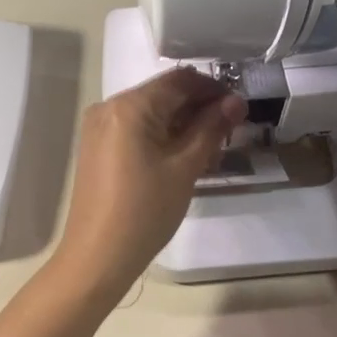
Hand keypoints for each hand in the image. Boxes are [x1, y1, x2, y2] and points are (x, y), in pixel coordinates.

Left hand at [51, 68, 246, 299]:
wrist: (97, 257)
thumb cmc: (145, 211)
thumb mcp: (185, 168)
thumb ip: (211, 129)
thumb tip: (235, 102)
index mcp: (130, 106)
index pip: (181, 80)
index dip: (214, 90)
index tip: (239, 112)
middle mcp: (109, 107)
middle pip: (165, 95)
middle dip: (199, 110)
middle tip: (229, 137)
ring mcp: (99, 129)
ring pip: (152, 115)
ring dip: (183, 127)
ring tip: (210, 156)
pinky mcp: (97, 150)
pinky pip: (136, 132)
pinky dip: (162, 139)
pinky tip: (183, 163)